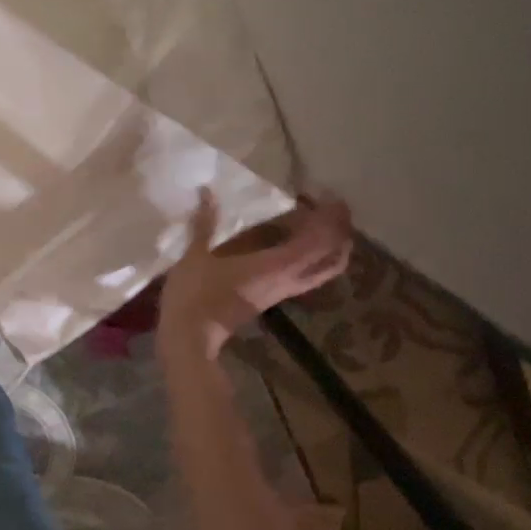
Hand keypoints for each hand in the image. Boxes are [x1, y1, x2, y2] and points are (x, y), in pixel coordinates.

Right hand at [159, 190, 352, 357]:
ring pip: (322, 269)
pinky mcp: (271, 297)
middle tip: (328, 207)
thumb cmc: (194, 294)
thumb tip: (207, 193)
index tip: (325, 194)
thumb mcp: (195, 255)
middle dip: (339, 231)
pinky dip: (310, 256)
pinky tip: (289, 243)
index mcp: (275, 266)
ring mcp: (282, 291)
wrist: (190, 336)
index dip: (330, 217)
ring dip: (328, 246)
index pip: (319, 240)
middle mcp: (288, 279)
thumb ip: (205, 224)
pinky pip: (305, 274)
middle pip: (333, 258)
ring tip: (314, 222)